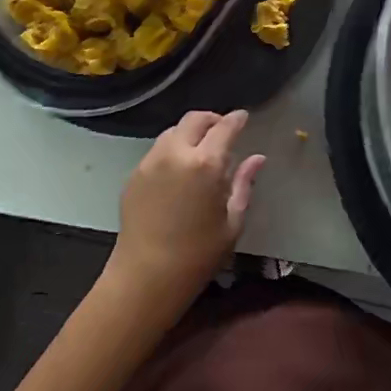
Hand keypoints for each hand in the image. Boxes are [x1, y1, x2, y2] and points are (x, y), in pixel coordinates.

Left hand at [110, 110, 266, 294]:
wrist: (147, 273)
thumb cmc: (199, 254)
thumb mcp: (231, 221)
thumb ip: (243, 184)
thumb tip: (257, 159)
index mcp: (205, 164)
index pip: (224, 128)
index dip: (236, 119)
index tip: (243, 117)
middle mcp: (174, 153)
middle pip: (193, 120)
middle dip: (211, 119)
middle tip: (223, 130)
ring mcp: (150, 162)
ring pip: (171, 132)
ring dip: (189, 133)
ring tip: (200, 150)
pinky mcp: (134, 174)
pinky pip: (156, 151)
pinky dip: (171, 150)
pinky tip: (178, 170)